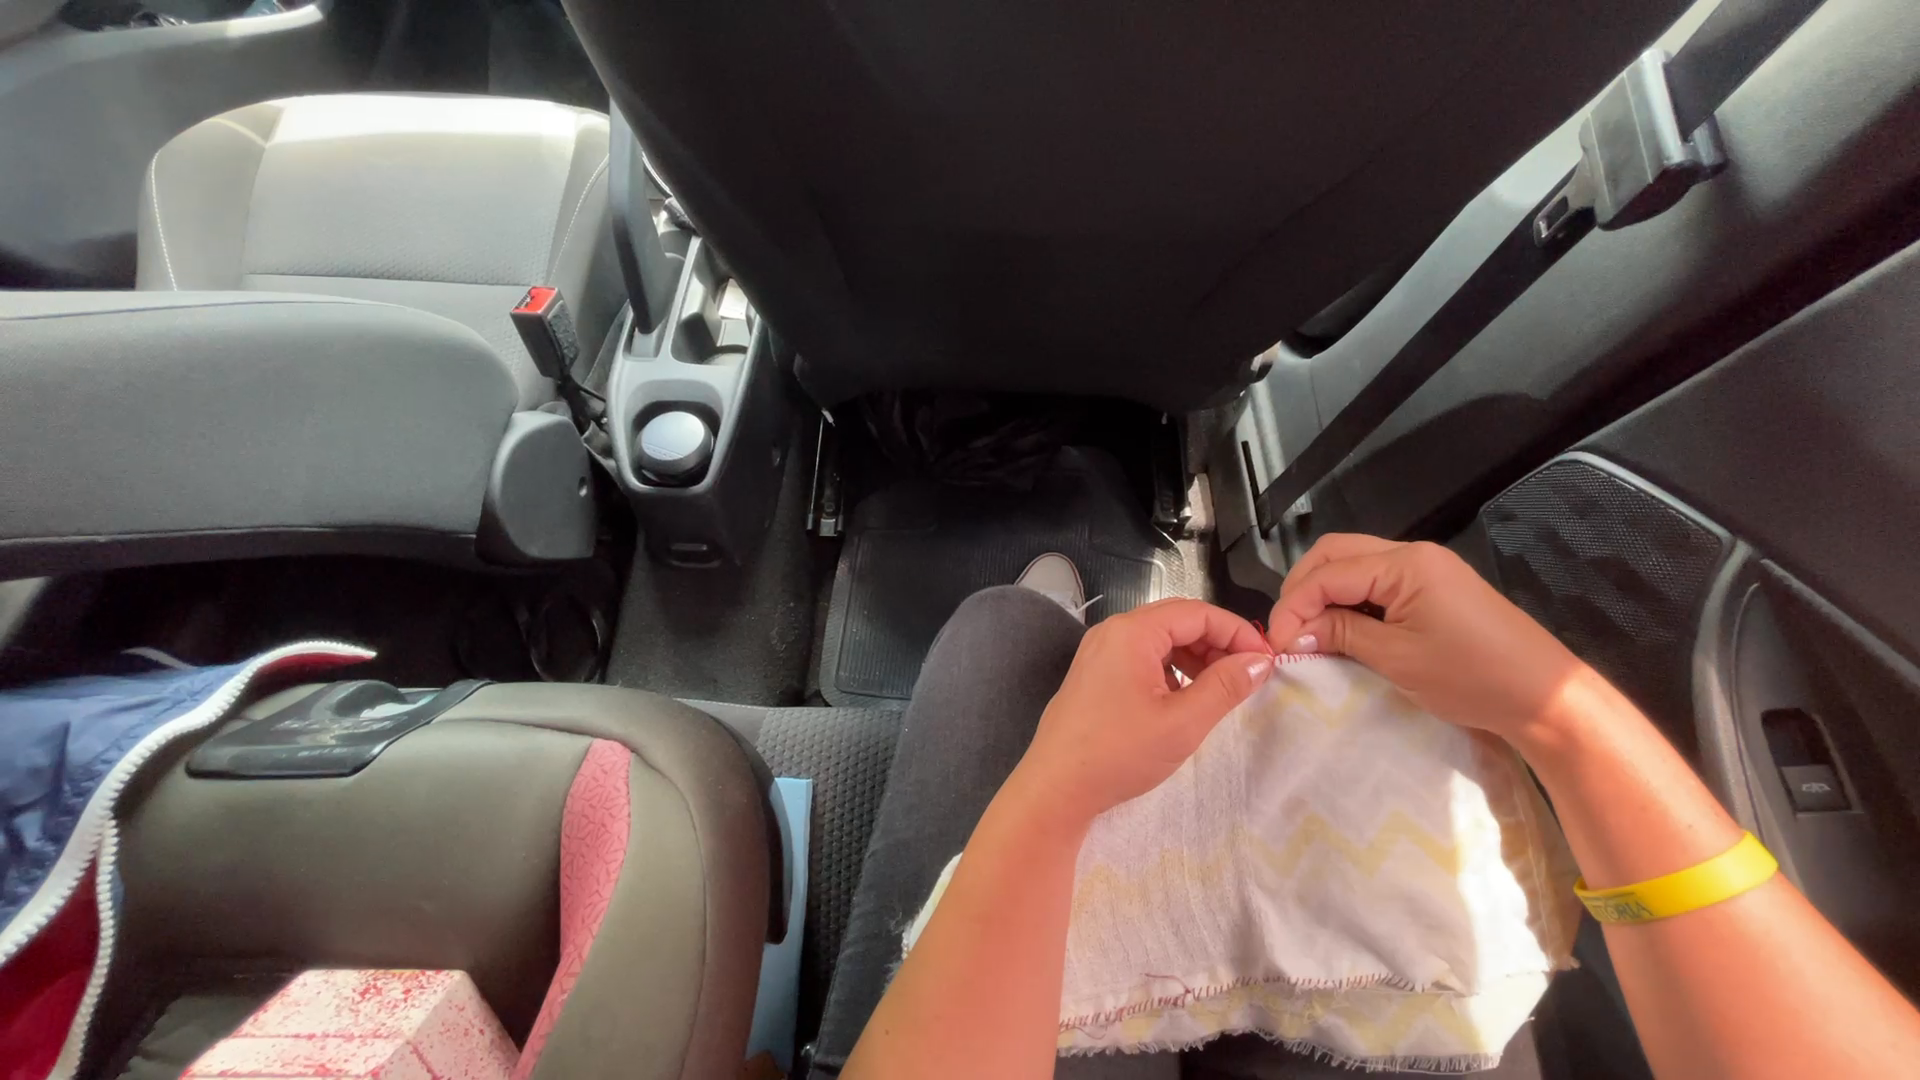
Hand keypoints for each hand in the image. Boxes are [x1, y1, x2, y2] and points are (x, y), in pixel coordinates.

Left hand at [1014, 598, 1274, 821]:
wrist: (1056, 786)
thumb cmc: (1120, 752)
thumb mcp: (1182, 722)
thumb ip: (1225, 687)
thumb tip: (1259, 661)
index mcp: (1132, 632)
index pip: (1197, 612)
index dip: (1237, 631)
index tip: (1266, 661)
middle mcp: (1112, 632)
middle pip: (1177, 620)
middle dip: (1217, 642)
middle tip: (1247, 675)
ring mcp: (1099, 652)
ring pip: (1159, 639)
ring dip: (1194, 656)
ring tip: (1220, 688)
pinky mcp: (1094, 674)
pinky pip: (1141, 657)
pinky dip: (1169, 669)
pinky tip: (1184, 698)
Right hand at [1263, 534, 1586, 743]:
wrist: (1546, 699)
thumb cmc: (1472, 677)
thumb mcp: (1396, 658)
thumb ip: (1340, 635)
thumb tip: (1292, 634)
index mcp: (1405, 564)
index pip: (1327, 574)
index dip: (1293, 606)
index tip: (1275, 643)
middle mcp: (1412, 553)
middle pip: (1334, 553)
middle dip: (1302, 588)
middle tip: (1288, 630)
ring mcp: (1425, 567)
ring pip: (1352, 563)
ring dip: (1323, 592)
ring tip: (1309, 630)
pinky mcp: (1433, 586)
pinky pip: (1374, 580)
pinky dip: (1348, 599)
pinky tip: (1340, 627)